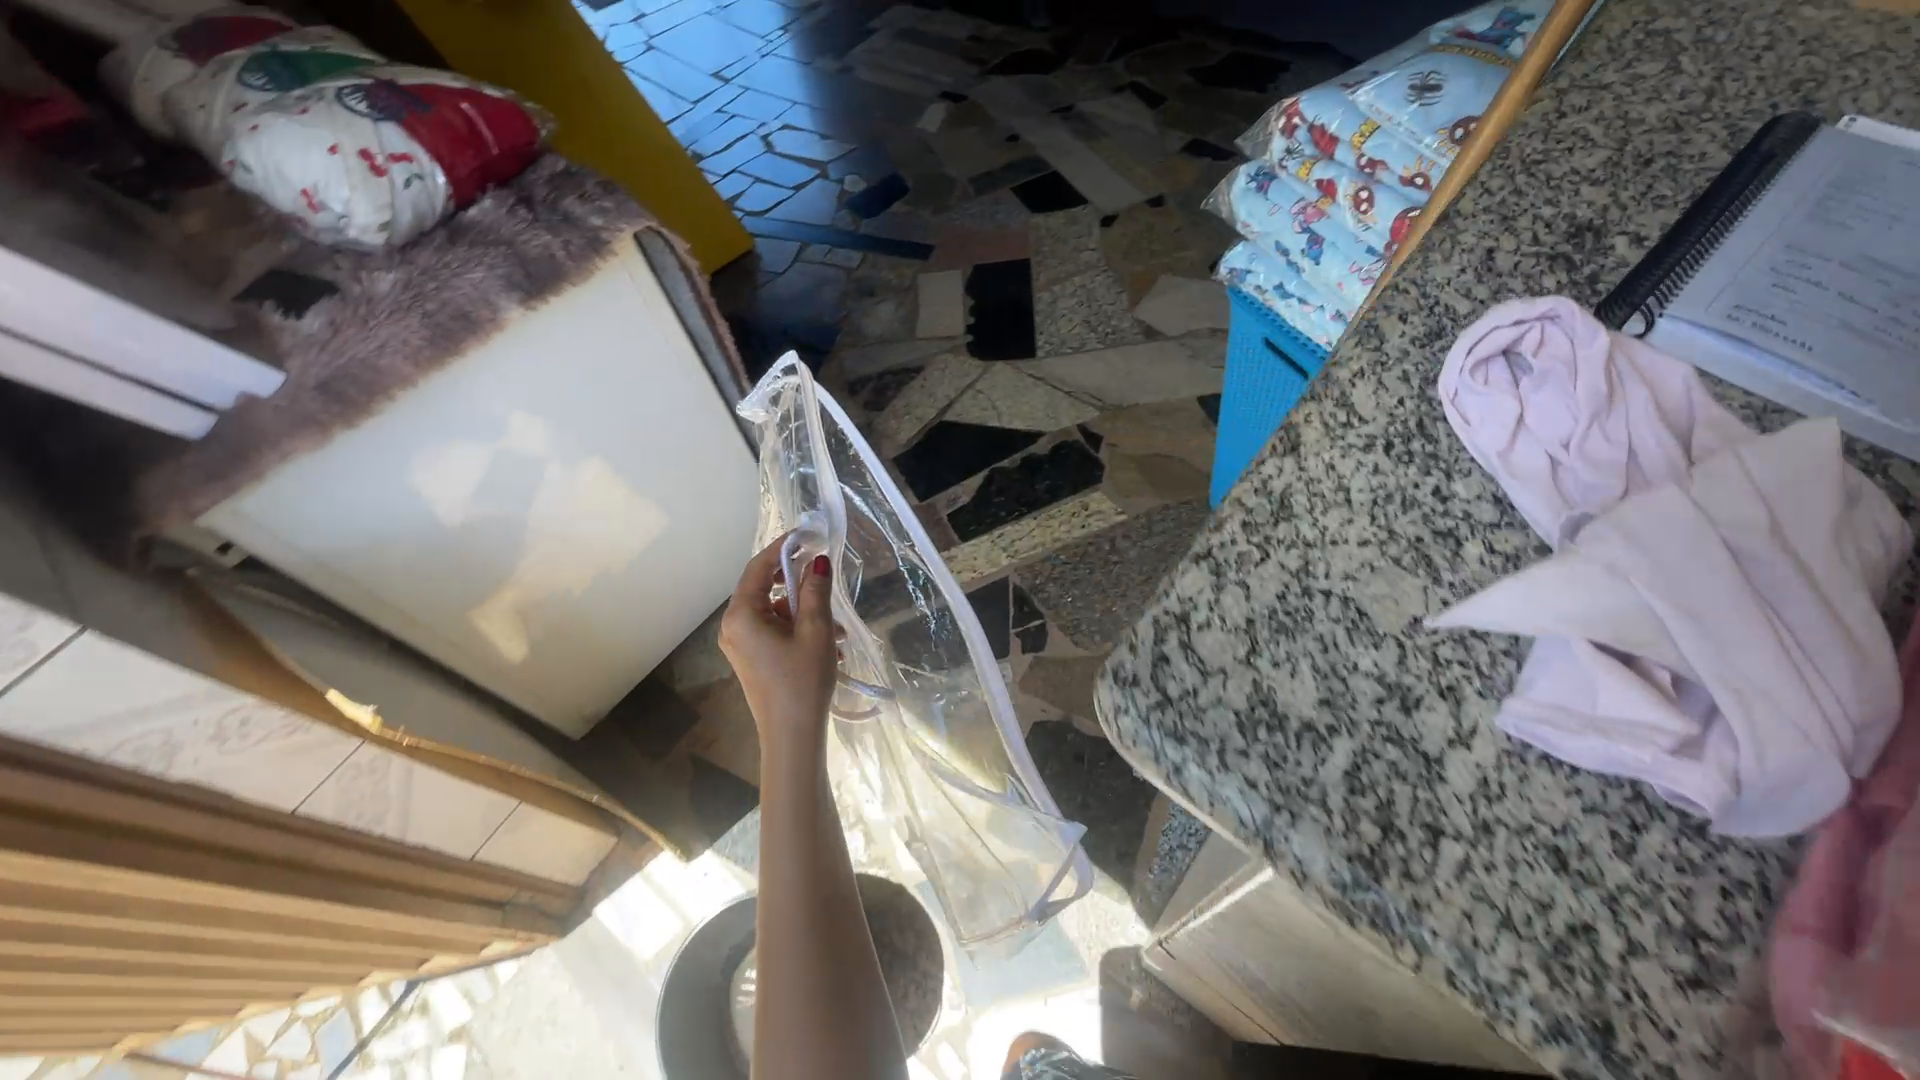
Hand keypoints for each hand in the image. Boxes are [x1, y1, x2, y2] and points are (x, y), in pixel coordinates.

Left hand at [720, 533, 837, 756]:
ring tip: (836, 629)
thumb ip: (815, 590)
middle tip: (824, 575)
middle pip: (764, 588)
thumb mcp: (815, 630)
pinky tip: (827, 644)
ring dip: (804, 611)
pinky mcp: (752, 660)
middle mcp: (733, 626)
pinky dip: (797, 629)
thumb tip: (818, 560)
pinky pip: (773, 631)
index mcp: (741, 614)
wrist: (792, 736)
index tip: (808, 536)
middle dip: (797, 582)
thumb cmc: (802, 680)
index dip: (784, 547)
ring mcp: (740, 645)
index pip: (758, 567)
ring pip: (773, 611)